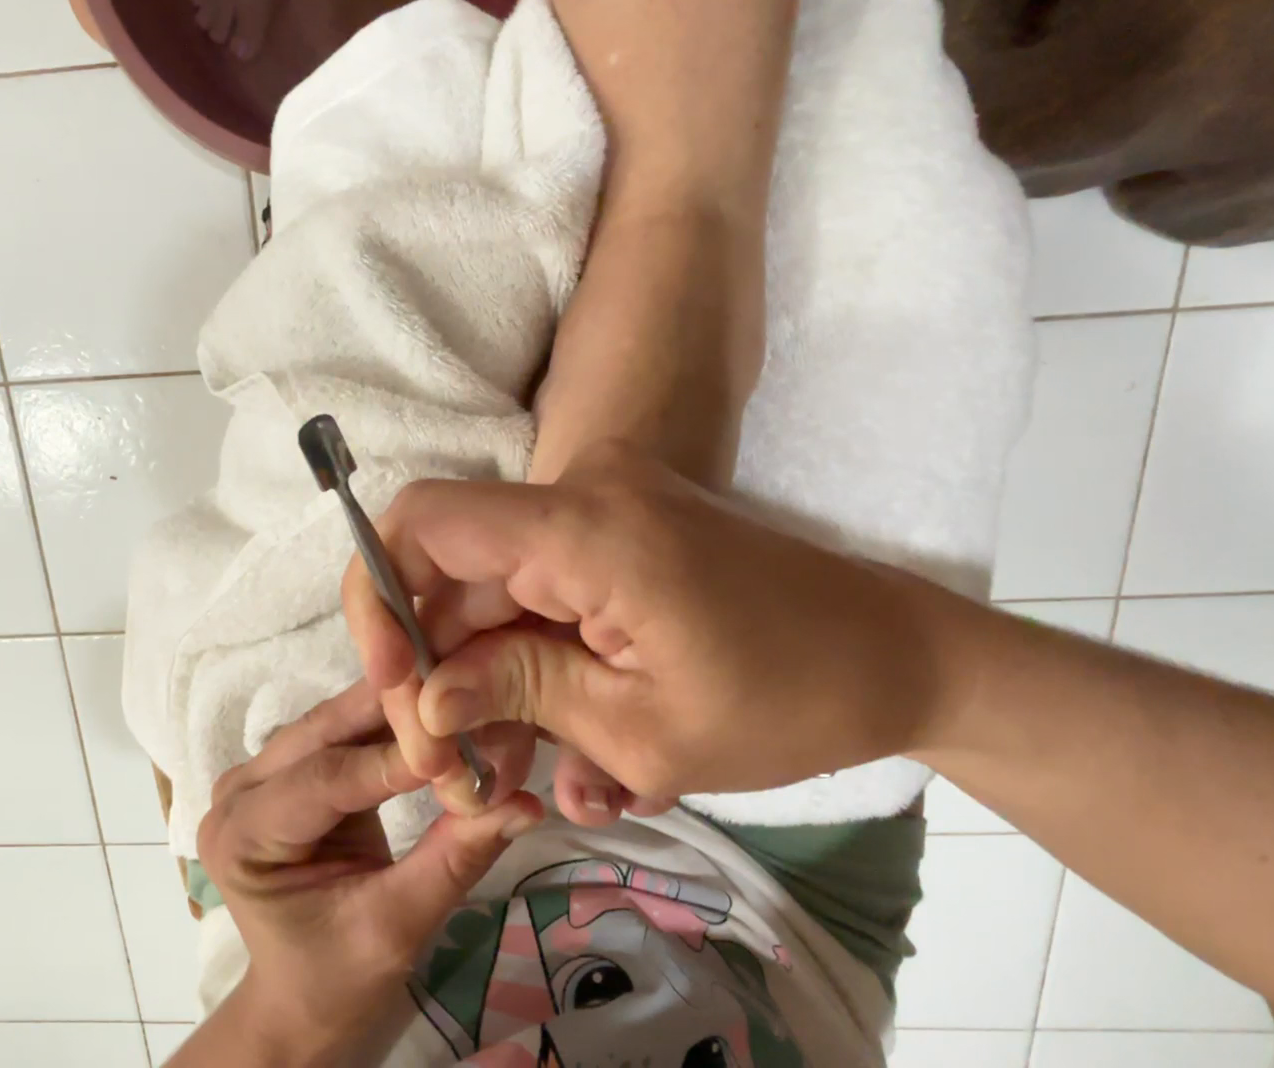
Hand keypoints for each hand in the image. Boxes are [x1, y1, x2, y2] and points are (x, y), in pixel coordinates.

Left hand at [193, 684, 543, 1064]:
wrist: (307, 995)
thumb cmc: (341, 976)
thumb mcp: (399, 925)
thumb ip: (454, 858)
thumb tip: (526, 803)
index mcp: (243, 838)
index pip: (324, 779)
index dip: (394, 758)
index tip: (463, 746)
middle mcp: (240, 791)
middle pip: (325, 733)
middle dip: (396, 712)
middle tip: (468, 693)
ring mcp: (260, 773)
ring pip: (336, 721)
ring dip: (397, 708)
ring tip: (460, 695)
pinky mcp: (289, 767)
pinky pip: (343, 732)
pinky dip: (391, 723)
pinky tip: (436, 713)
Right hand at [342, 444, 958, 801]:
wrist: (895, 656)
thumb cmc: (785, 699)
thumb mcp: (639, 728)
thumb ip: (515, 694)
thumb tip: (421, 699)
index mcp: (584, 527)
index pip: (423, 521)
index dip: (378, 595)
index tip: (392, 685)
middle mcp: (581, 495)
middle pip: (451, 574)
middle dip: (434, 672)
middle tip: (452, 770)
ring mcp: (599, 513)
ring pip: (491, 595)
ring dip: (483, 680)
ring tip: (506, 777)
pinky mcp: (615, 540)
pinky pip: (537, 596)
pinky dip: (526, 663)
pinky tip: (553, 746)